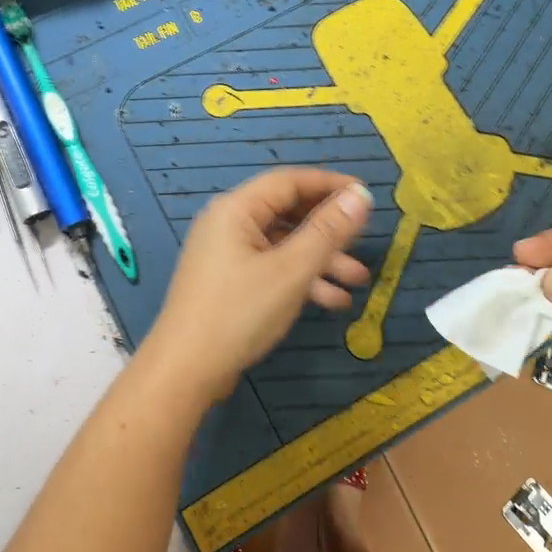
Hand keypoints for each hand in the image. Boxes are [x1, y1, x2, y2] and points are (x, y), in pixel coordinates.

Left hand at [144, 169, 372, 398]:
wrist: (185, 370)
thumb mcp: (292, 270)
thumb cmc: (239, 312)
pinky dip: (300, 278)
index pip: (289, 181)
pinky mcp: (228, 281)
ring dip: (320, 259)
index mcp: (236, 209)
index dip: (330, 185)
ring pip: (282, 244)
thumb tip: (360, 195)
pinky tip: (331, 301)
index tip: (366, 195)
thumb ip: (328, 231)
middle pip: (287, 212)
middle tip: (365, 242)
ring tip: (358, 281)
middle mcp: (228, 223)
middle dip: (329, 230)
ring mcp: (226, 253)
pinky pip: (271, 266)